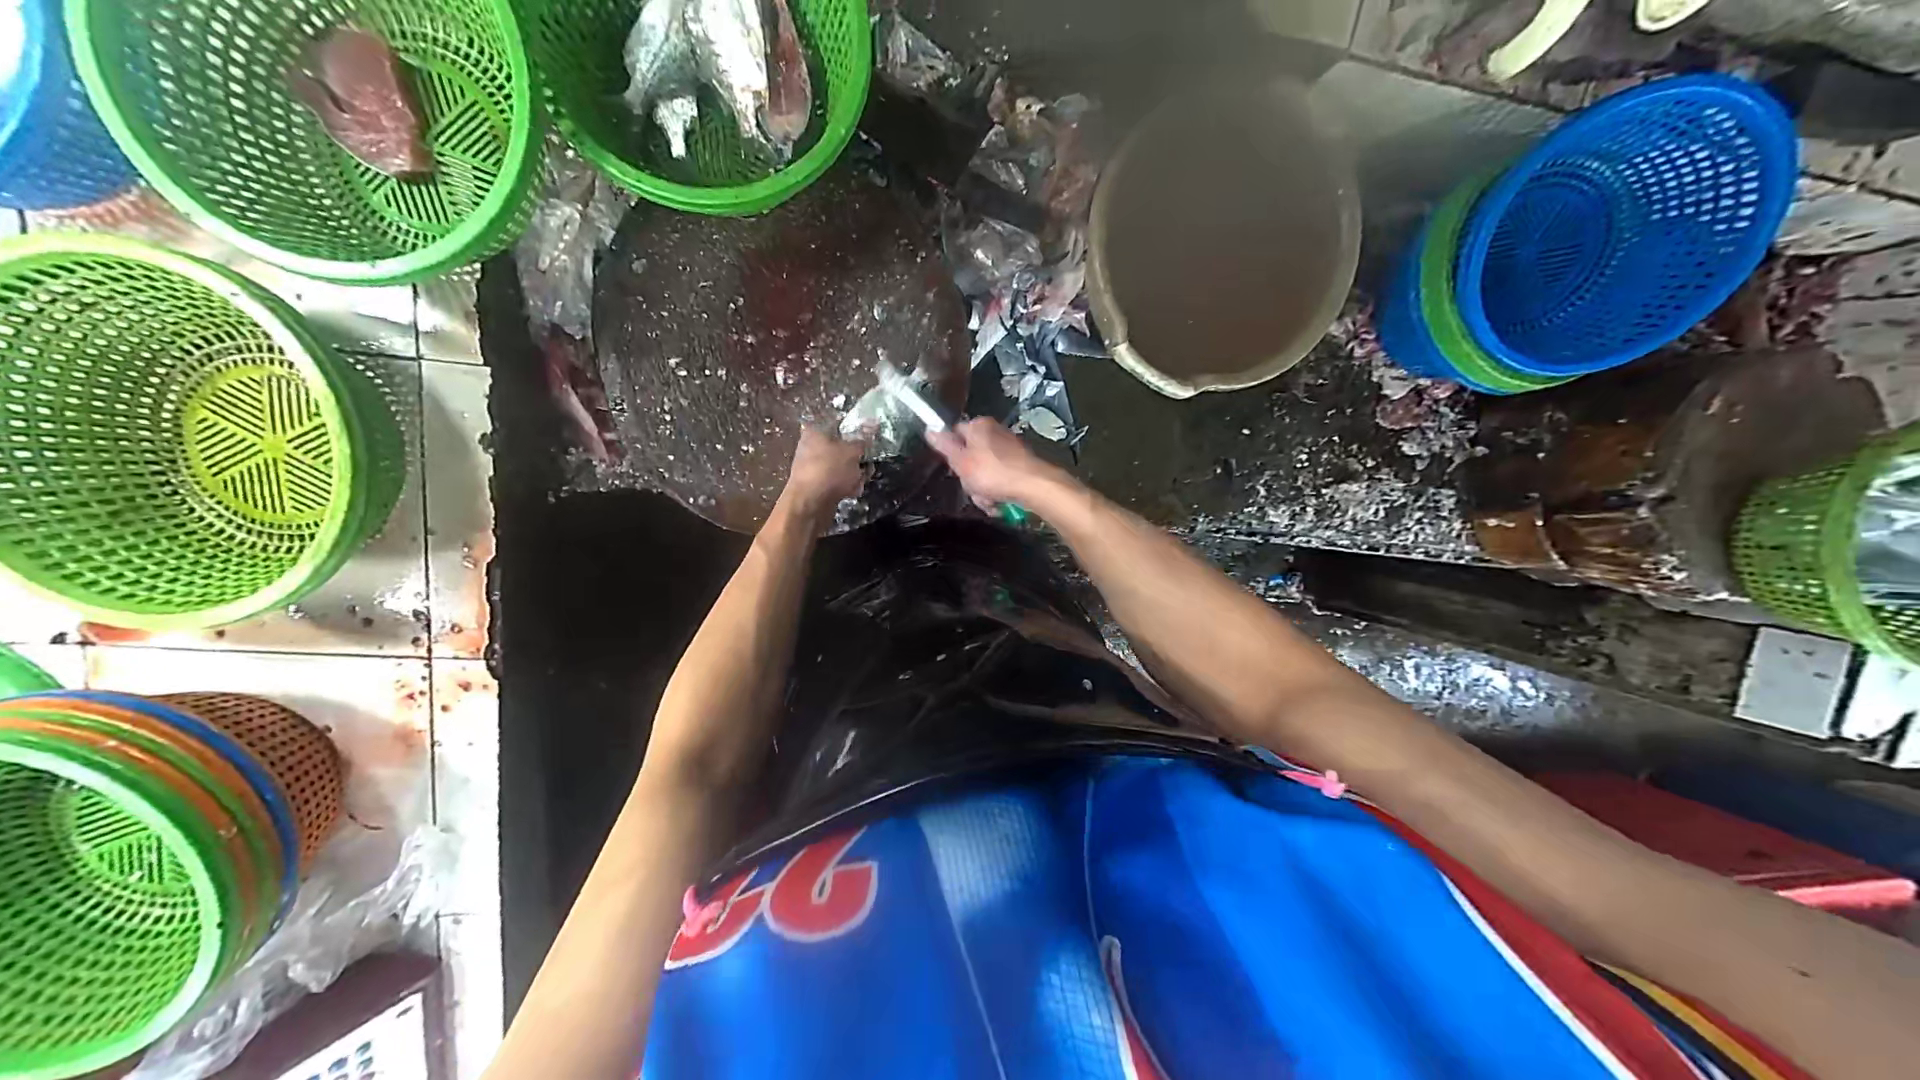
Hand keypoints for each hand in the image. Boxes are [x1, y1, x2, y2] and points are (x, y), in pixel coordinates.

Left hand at [778, 425, 868, 525]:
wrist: (809, 504)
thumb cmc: (830, 470)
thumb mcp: (853, 451)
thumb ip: (864, 439)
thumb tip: (873, 424)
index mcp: (815, 431)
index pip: (839, 424)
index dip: (856, 429)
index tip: (869, 438)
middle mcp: (810, 447)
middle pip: (842, 447)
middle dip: (857, 457)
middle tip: (867, 464)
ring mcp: (812, 467)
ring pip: (841, 466)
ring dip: (854, 473)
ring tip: (860, 480)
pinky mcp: (816, 485)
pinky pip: (836, 481)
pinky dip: (845, 485)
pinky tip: (852, 491)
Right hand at [926, 418, 1068, 512]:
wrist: (1032, 486)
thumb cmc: (994, 473)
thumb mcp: (961, 461)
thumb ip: (944, 445)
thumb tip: (930, 430)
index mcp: (979, 426)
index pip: (954, 433)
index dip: (951, 453)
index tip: (954, 468)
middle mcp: (995, 433)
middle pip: (969, 456)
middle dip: (969, 478)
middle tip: (973, 487)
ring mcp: (1008, 450)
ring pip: (984, 472)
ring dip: (982, 490)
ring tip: (988, 498)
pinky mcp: (1018, 465)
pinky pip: (999, 479)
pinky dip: (996, 492)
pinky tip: (998, 501)